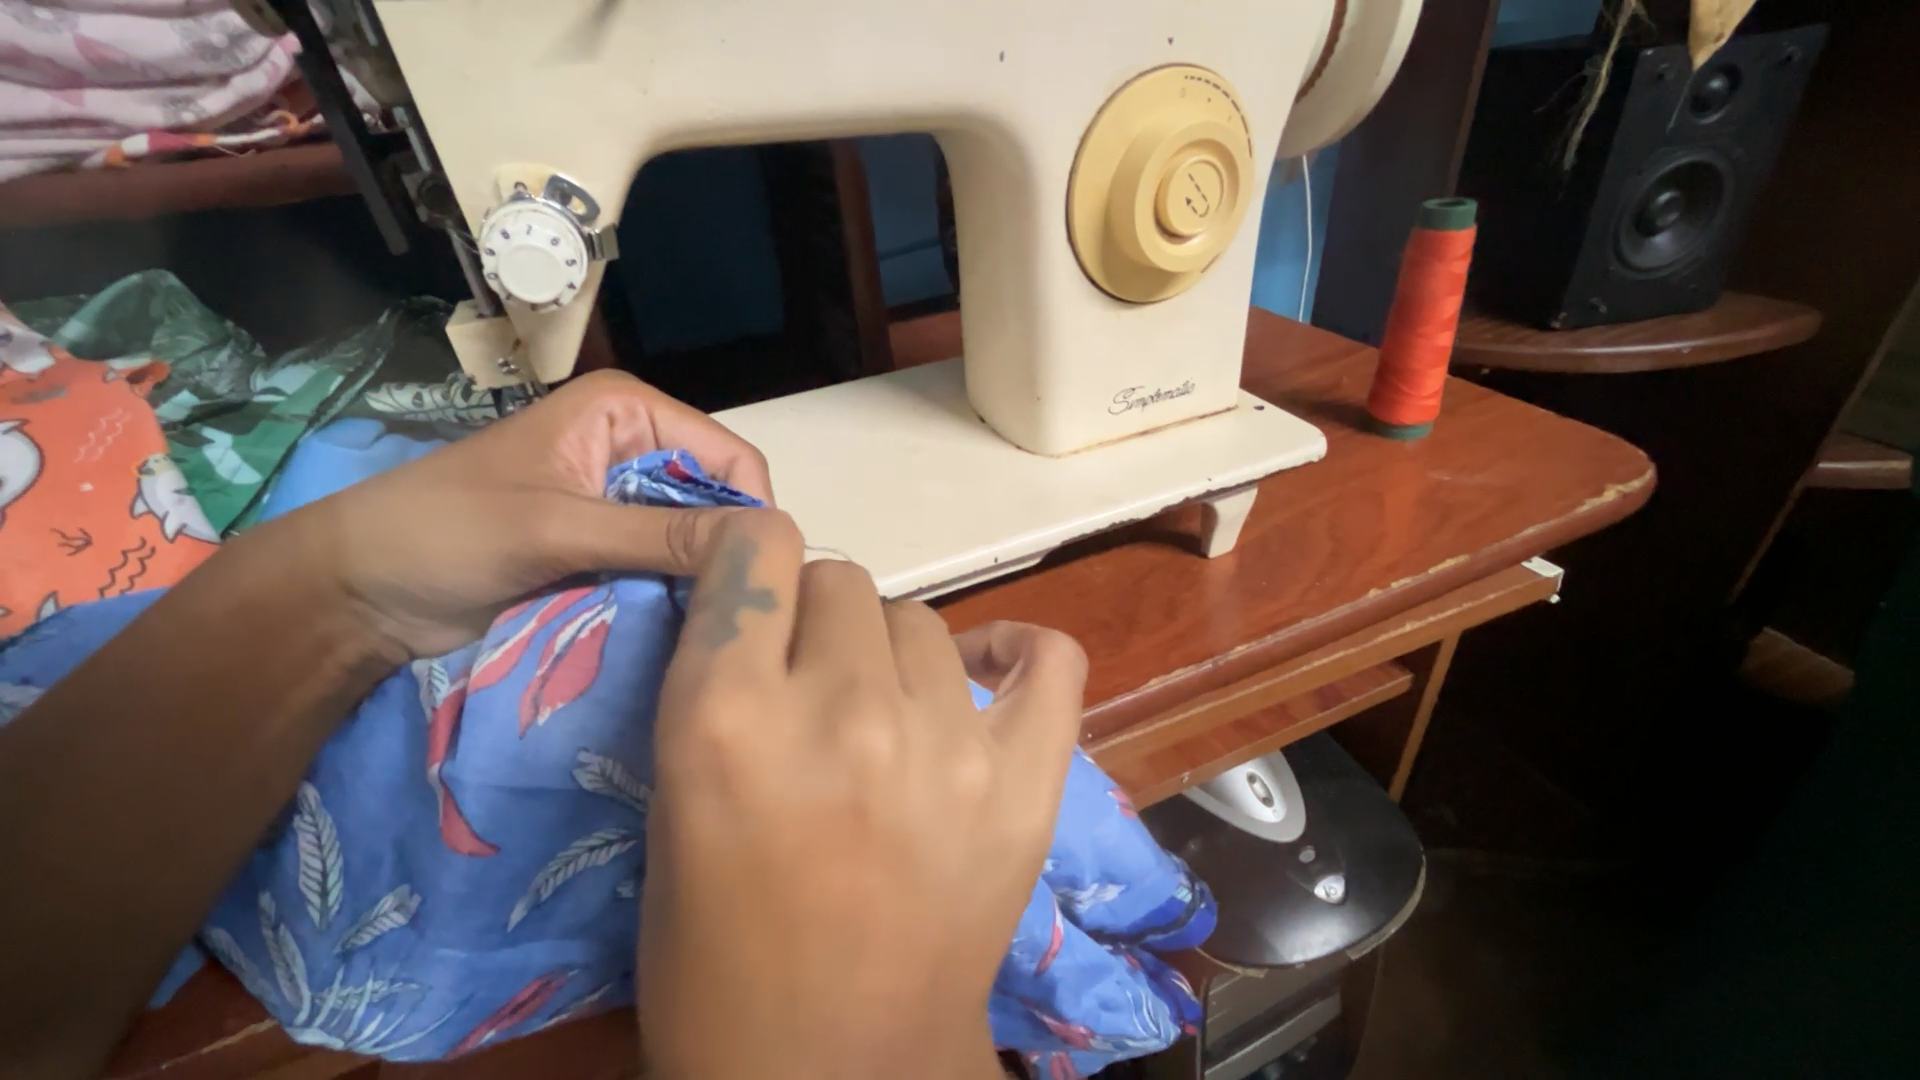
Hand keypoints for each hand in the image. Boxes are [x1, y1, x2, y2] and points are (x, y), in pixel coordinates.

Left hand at [252, 371, 772, 657]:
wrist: (358, 592)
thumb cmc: (448, 533)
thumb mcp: (559, 527)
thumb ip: (660, 534)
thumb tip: (761, 544)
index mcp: (628, 411)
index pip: (729, 456)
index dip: (749, 512)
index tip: (753, 578)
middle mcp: (636, 446)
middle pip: (717, 497)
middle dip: (725, 547)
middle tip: (730, 609)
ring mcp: (621, 498)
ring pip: (696, 536)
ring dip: (699, 575)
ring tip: (706, 622)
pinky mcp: (608, 542)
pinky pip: (665, 564)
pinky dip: (673, 591)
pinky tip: (677, 622)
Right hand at [638, 512, 1087, 1079]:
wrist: (836, 1063)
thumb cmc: (721, 950)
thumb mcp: (676, 798)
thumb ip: (715, 678)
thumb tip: (765, 592)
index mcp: (730, 718)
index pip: (758, 552)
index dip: (755, 560)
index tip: (760, 591)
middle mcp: (844, 712)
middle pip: (843, 581)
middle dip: (819, 624)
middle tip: (816, 686)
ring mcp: (947, 744)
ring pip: (920, 617)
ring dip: (892, 654)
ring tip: (886, 717)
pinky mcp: (1026, 782)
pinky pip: (1047, 657)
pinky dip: (1014, 653)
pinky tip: (980, 679)